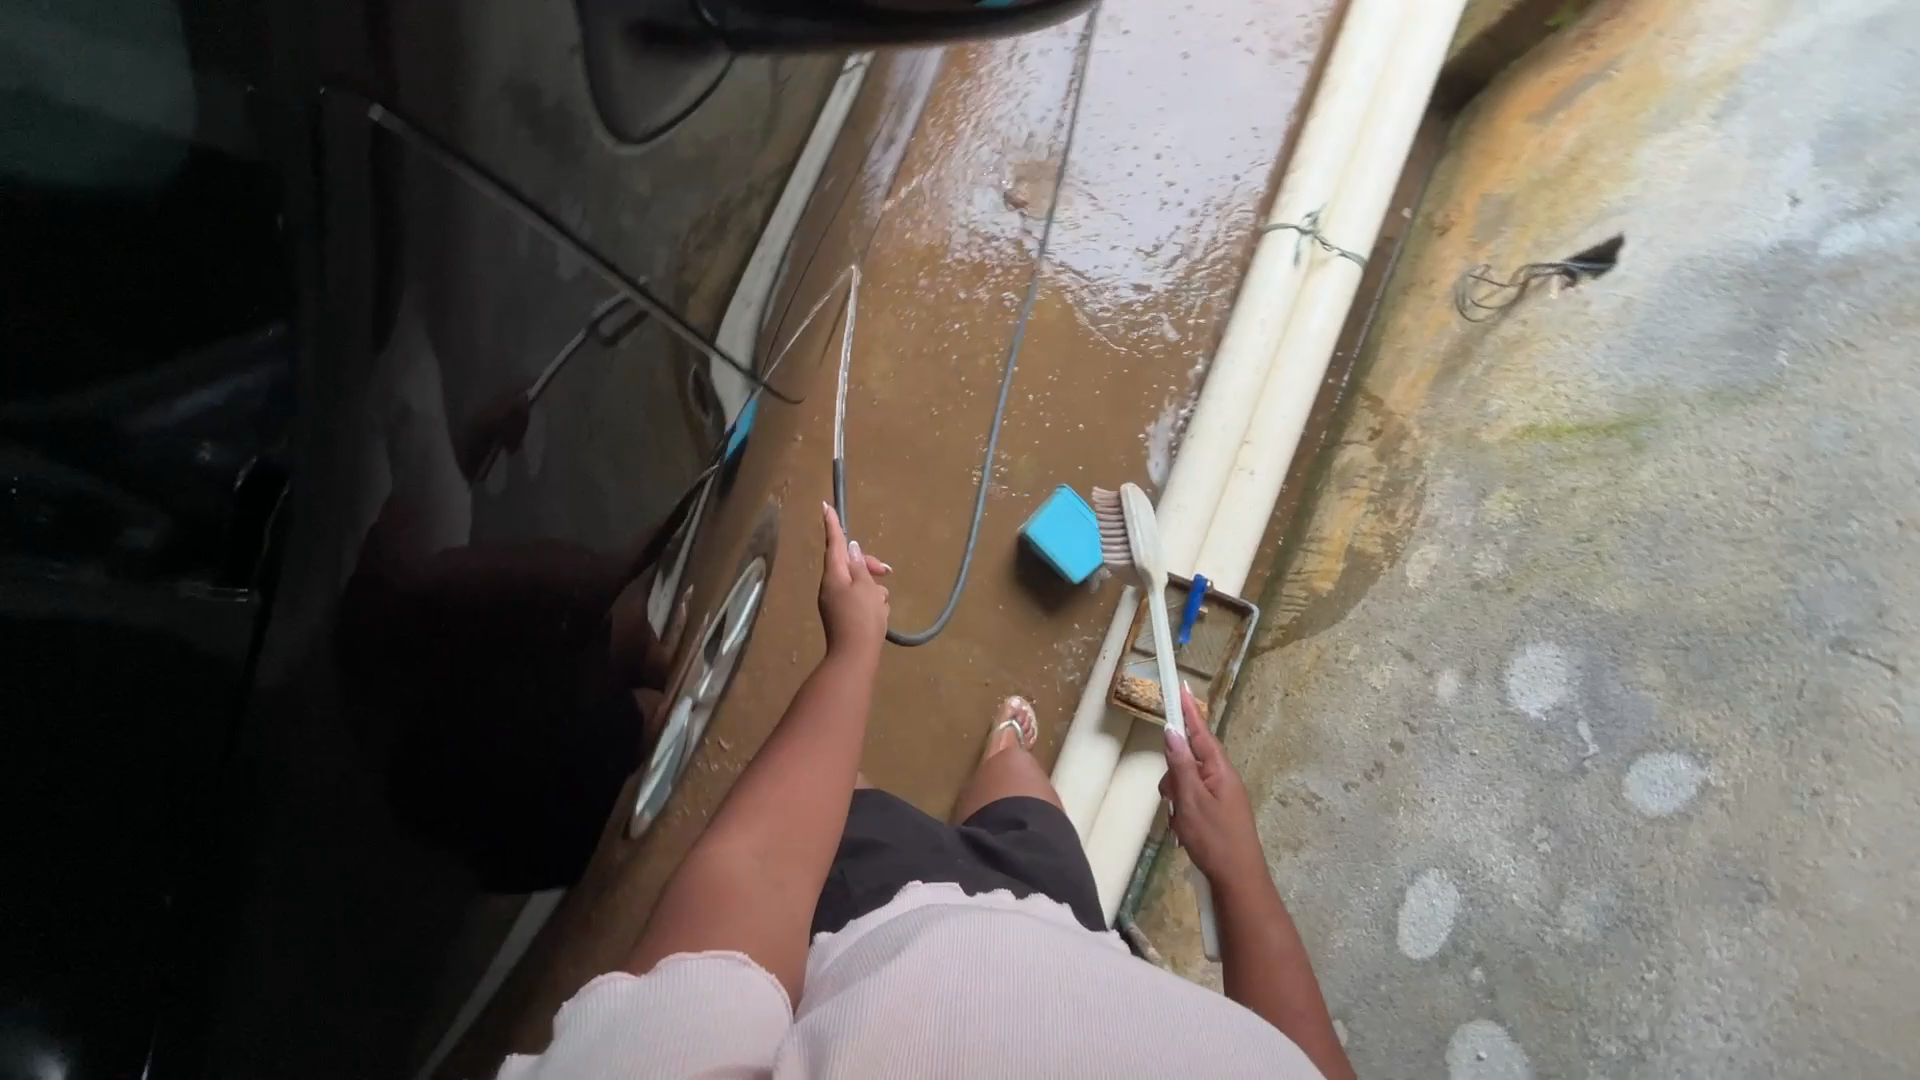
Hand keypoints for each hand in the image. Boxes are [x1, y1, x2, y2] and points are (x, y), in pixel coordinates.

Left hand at [818, 503, 890, 657]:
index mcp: (833, 576)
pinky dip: (872, 603)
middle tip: (887, 572)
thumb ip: (860, 566)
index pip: (834, 544)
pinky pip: (861, 600)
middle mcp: (831, 586)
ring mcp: (836, 602)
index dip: (832, 525)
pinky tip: (880, 616)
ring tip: (881, 606)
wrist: (855, 657)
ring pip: (860, 584)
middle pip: (851, 565)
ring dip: (874, 589)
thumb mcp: (866, 587)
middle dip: (870, 567)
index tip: (826, 506)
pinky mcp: (845, 616)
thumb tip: (851, 548)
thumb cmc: (862, 618)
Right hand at [1160, 683, 1266, 891]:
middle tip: (1172, 798)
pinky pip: (1191, 799)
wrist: (1238, 881)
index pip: (1199, 732)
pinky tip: (1184, 830)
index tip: (1180, 686)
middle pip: (1188, 758)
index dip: (1188, 710)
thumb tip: (1172, 731)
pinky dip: (1182, 811)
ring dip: (1176, 796)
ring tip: (1180, 820)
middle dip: (1173, 774)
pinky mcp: (1216, 812)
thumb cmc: (1215, 839)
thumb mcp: (1191, 799)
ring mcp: (1220, 796)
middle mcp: (1222, 778)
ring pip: (1186, 780)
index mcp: (1219, 770)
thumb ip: (1180, 765)